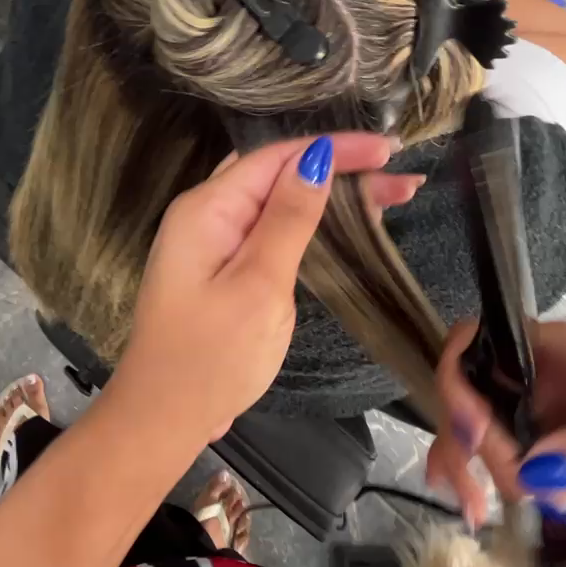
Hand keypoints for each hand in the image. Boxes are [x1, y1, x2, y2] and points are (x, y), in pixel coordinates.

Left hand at [110, 133, 413, 441]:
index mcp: (208, 207)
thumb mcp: (259, 286)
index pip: (277, 157)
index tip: (388, 149)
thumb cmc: (212, 356)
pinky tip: (345, 224)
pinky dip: (310, 222)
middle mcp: (206, 212)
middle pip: (280, 174)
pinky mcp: (223, 266)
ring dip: (330, 195)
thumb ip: (288, 219)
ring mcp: (213, 240)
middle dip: (340, 169)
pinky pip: (270, 228)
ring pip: (278, 200)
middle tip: (402, 178)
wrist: (163, 418)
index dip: (333, 148)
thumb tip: (316, 158)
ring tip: (392, 195)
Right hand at [427, 319, 565, 535]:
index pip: (489, 336)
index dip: (465, 374)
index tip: (475, 431)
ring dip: (462, 460)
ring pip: (469, 418)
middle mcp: (540, 371)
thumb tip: (541, 467)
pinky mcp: (535, 447)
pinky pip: (484, 453)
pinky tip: (474, 502)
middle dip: (469, 436)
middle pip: (469, 382)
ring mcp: (536, 409)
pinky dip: (468, 475)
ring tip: (483, 507)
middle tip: (505, 489)